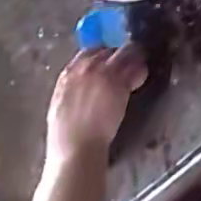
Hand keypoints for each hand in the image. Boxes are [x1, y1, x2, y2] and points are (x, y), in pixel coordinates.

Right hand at [46, 46, 147, 162]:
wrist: (77, 150)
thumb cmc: (64, 137)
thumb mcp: (59, 105)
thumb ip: (71, 87)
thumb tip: (81, 81)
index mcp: (69, 72)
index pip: (91, 50)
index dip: (102, 55)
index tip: (108, 62)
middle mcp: (88, 67)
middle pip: (110, 50)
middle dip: (118, 57)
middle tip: (124, 66)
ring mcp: (105, 72)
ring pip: (127, 52)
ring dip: (133, 59)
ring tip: (136, 68)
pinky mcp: (121, 82)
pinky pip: (136, 68)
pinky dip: (140, 72)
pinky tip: (139, 79)